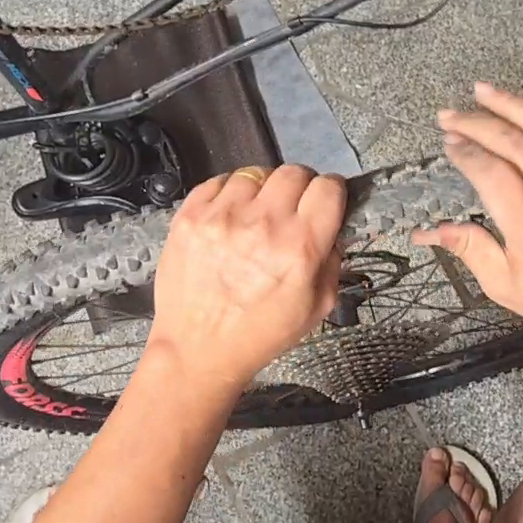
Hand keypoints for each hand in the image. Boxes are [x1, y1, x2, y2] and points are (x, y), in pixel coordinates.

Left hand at [147, 164, 346, 387]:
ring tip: (255, 214)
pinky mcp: (190, 215)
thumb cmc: (261, 333)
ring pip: (255, 173)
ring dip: (262, 189)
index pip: (328, 187)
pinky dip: (228, 194)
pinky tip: (229, 217)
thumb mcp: (316, 308)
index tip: (324, 202)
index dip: (330, 192)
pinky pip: (218, 181)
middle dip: (299, 187)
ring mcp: (222, 216)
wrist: (198, 350)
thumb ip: (332, 262)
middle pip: (293, 172)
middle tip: (290, 209)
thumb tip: (332, 228)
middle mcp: (263, 223)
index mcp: (301, 247)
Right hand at [413, 83, 522, 353]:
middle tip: (452, 115)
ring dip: (514, 106)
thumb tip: (432, 230)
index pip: (493, 174)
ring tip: (484, 92)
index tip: (448, 142)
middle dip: (479, 123)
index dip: (467, 152)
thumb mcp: (503, 286)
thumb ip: (471, 250)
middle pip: (517, 144)